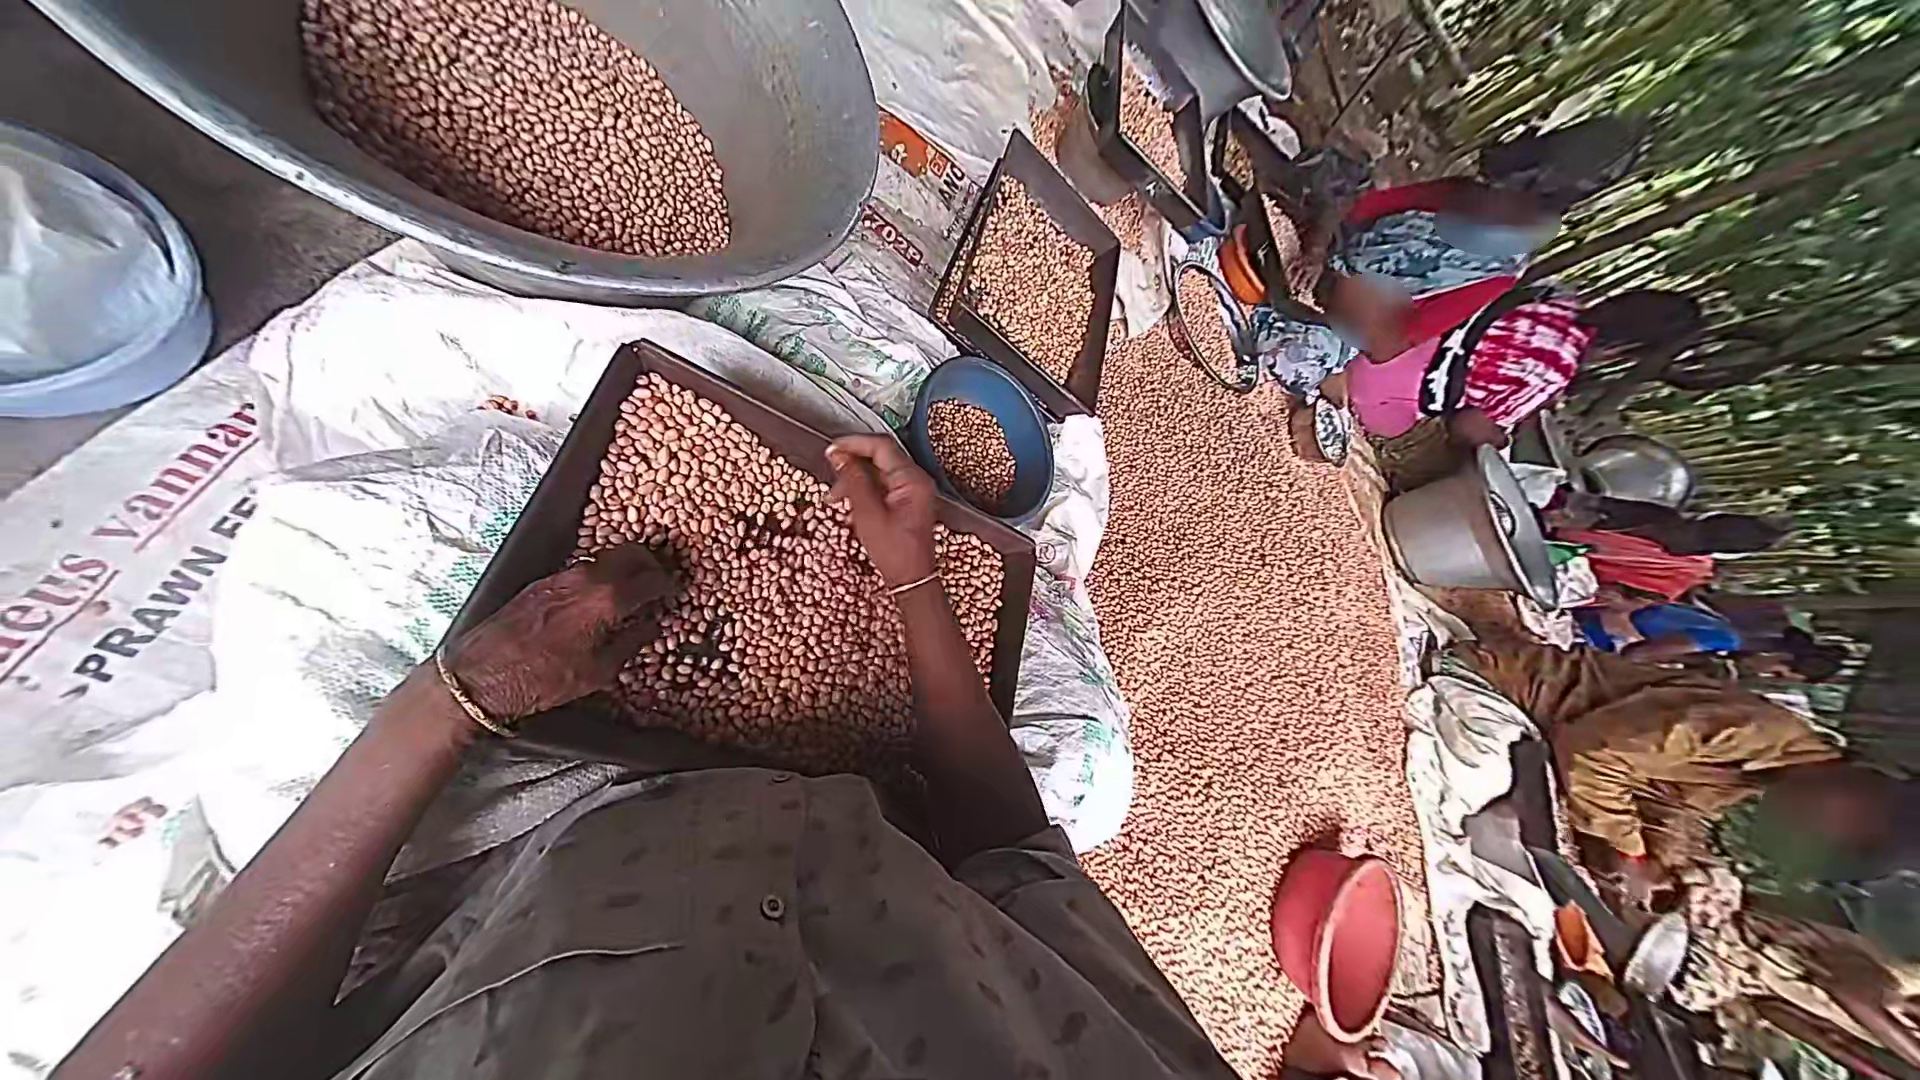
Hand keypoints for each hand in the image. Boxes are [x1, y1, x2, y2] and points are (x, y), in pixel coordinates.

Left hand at [444, 544, 677, 720]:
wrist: (477, 678)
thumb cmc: (544, 679)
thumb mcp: (600, 670)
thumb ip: (632, 642)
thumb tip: (651, 626)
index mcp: (608, 598)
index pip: (652, 580)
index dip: (669, 585)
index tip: (675, 592)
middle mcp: (587, 577)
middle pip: (631, 553)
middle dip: (651, 563)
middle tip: (659, 580)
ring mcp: (562, 575)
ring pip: (606, 557)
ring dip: (625, 567)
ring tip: (631, 588)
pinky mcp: (541, 582)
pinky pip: (583, 568)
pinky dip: (601, 575)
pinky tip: (599, 597)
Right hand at [826, 434, 936, 586]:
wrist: (911, 579)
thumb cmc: (894, 551)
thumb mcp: (868, 513)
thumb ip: (853, 480)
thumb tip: (839, 455)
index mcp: (912, 479)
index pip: (882, 446)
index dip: (854, 444)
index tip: (832, 449)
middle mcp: (917, 480)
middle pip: (880, 458)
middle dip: (852, 465)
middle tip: (831, 474)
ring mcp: (914, 491)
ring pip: (879, 473)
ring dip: (855, 480)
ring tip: (836, 497)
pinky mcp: (908, 501)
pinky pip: (883, 486)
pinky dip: (865, 491)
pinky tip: (850, 505)